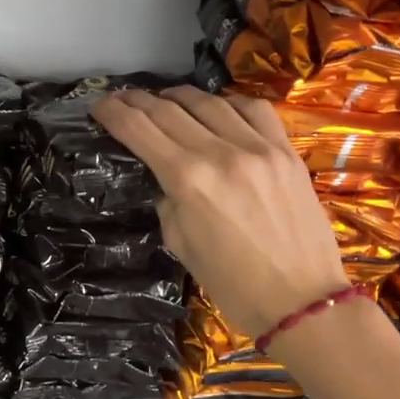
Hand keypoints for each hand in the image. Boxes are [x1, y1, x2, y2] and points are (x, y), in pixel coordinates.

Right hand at [90, 86, 349, 338]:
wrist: (302, 301)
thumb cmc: (231, 283)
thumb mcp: (179, 242)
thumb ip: (167, 199)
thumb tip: (163, 176)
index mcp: (187, 179)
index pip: (138, 128)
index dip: (112, 112)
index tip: (97, 105)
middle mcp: (221, 153)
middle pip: (168, 109)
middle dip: (137, 100)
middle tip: (122, 98)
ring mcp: (259, 148)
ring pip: (210, 102)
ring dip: (179, 97)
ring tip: (165, 100)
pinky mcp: (287, 152)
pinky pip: (255, 110)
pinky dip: (228, 103)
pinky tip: (217, 110)